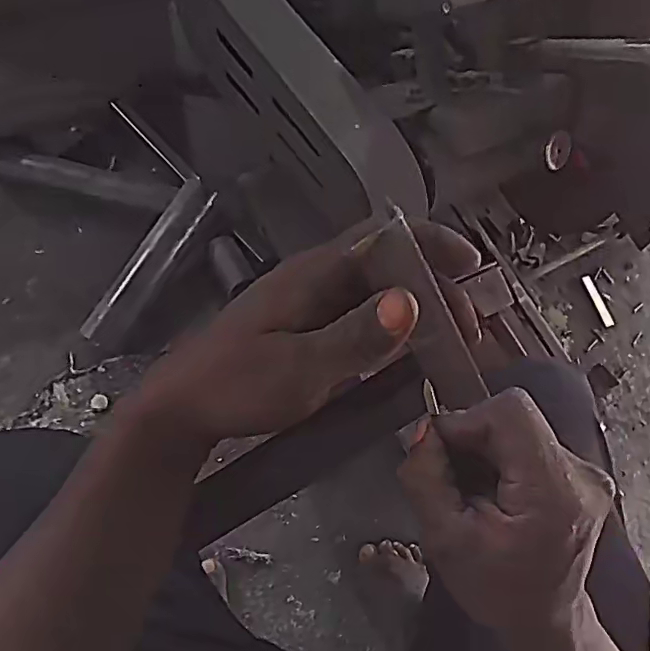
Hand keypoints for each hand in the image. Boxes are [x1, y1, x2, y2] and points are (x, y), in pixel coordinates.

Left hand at [134, 220, 480, 442]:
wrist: (180, 412)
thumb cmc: (234, 387)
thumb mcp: (299, 368)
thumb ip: (356, 337)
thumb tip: (411, 301)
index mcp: (312, 275)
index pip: (382, 238)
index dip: (430, 242)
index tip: (469, 264)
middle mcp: (315, 281)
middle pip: (387, 265)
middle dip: (435, 287)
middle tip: (467, 328)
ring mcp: (310, 306)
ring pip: (378, 292)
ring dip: (419, 308)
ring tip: (451, 339)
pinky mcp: (308, 331)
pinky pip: (363, 317)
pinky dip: (396, 327)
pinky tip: (410, 351)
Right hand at [397, 388, 616, 650]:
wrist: (546, 621)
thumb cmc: (498, 591)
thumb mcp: (444, 542)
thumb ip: (426, 479)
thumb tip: (423, 430)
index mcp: (554, 490)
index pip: (509, 411)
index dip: (465, 421)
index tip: (442, 455)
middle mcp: (581, 473)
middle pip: (514, 418)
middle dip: (473, 440)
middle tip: (454, 482)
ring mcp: (588, 473)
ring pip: (521, 429)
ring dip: (487, 452)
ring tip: (477, 495)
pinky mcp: (583, 475)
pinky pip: (532, 445)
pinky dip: (505, 461)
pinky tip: (496, 496)